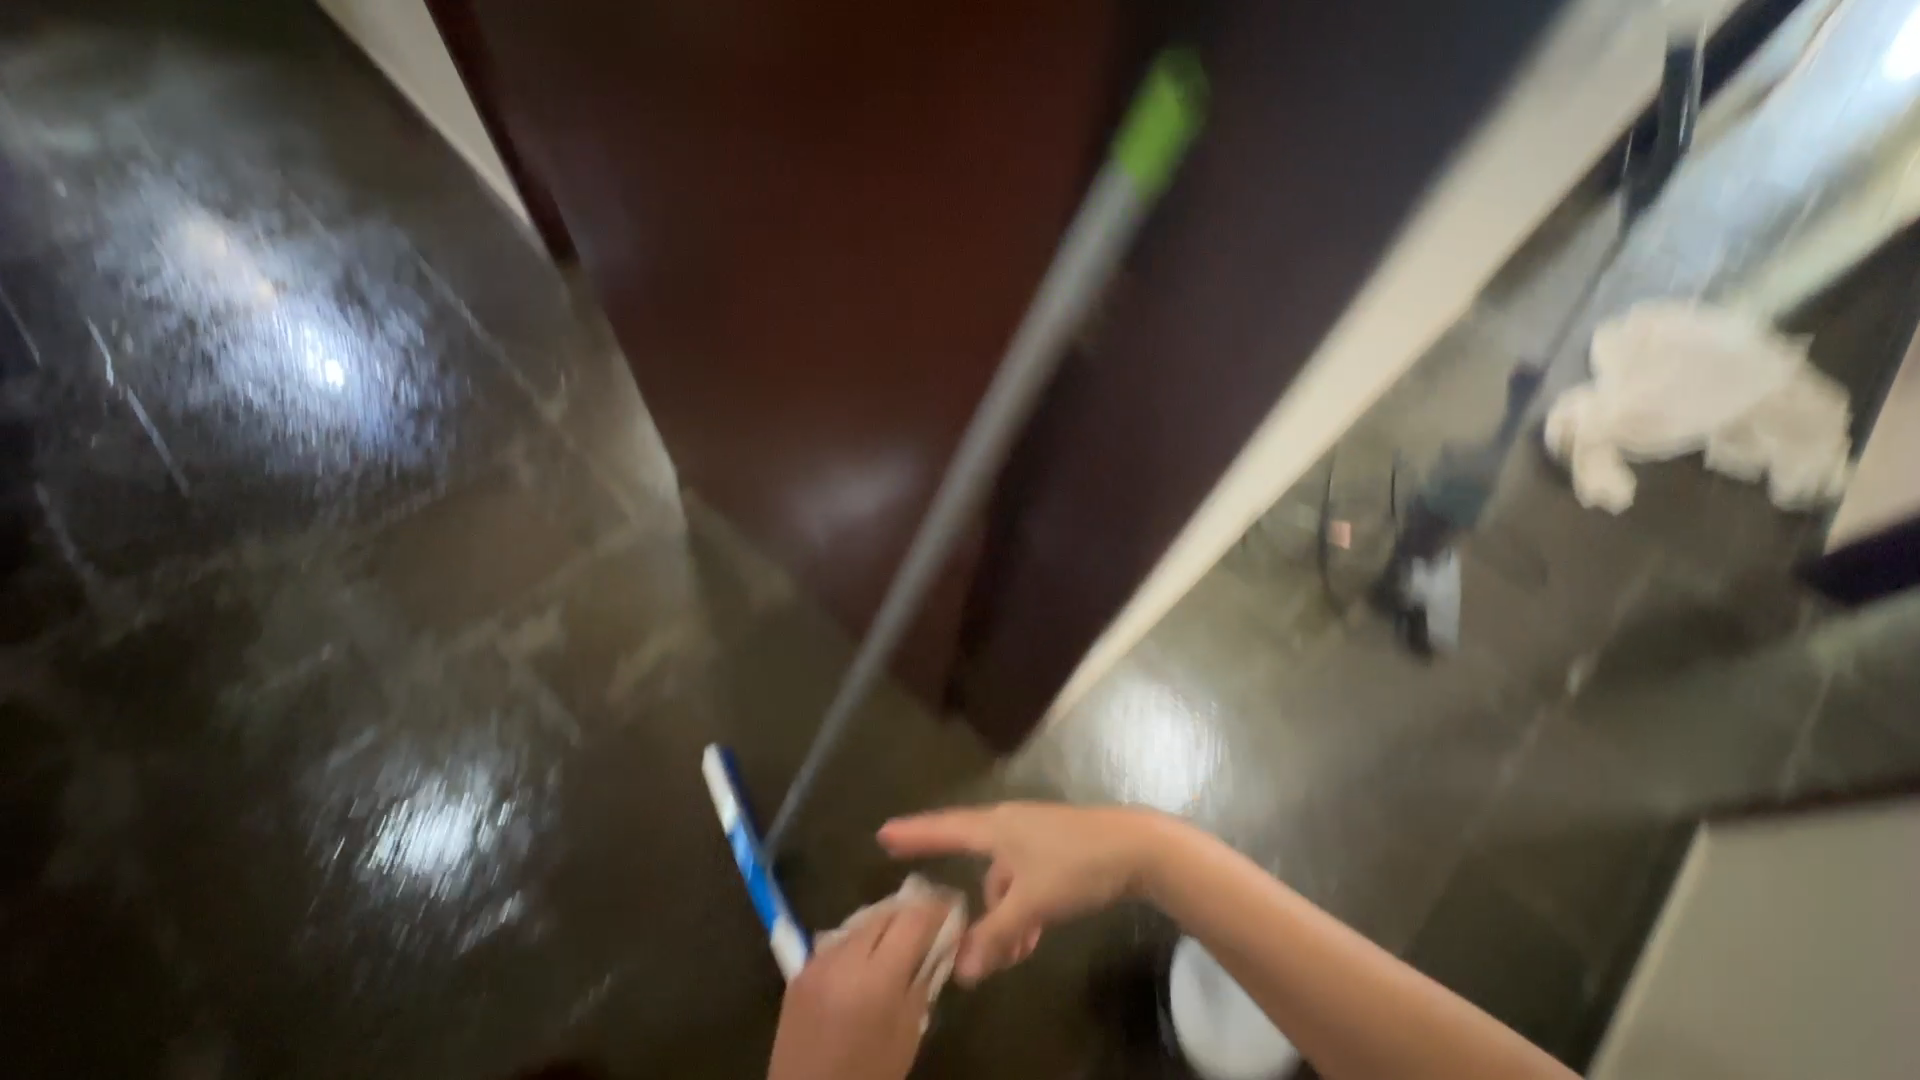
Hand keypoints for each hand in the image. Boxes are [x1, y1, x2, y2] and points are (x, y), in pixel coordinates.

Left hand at [766, 894, 954, 1079]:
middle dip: (910, 914)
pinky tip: (865, 961)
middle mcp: (844, 959)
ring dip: (882, 925)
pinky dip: (856, 943)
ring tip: (897, 942)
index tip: (950, 911)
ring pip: (859, 923)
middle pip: (885, 913)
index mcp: (876, 980)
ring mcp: (817, 962)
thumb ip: (923, 982)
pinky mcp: (799, 971)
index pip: (913, 920)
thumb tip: (937, 946)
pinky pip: (836, 942)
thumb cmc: (869, 1075)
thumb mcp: (908, 1033)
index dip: (936, 910)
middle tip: (928, 924)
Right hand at [879, 802, 1165, 984]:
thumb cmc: (1077, 865)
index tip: (883, 833)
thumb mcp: (1033, 902)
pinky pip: (1023, 883)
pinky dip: (1021, 910)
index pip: (944, 829)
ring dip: (1000, 916)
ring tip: (1008, 954)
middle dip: (963, 897)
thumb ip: (995, 934)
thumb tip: (961, 970)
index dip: (914, 834)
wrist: (1138, 849)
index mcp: (996, 827)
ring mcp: (1034, 838)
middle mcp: (1009, 826)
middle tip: (942, 917)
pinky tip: (1031, 938)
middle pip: (972, 860)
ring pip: (1002, 881)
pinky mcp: (1056, 852)